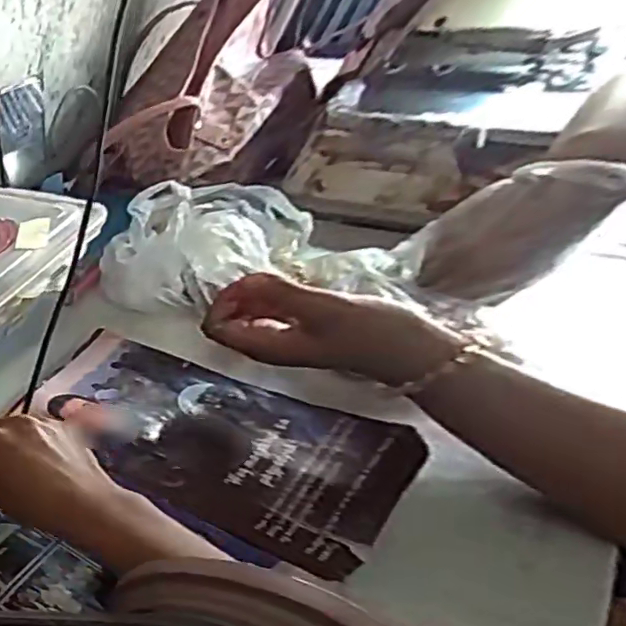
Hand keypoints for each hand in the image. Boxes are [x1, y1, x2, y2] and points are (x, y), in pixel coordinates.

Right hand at [0, 415, 225, 572]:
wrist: (85, 503)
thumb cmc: (34, 504)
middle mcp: (10, 423)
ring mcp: (37, 421)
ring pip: (10, 424)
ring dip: (4, 439)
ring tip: (12, 462)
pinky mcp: (61, 424)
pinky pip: (36, 427)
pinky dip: (29, 438)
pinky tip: (37, 458)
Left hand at [202, 273, 463, 386]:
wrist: (409, 351)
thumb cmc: (370, 331)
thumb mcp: (324, 308)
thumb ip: (283, 295)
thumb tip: (246, 281)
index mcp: (262, 346)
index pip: (215, 328)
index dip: (221, 302)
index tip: (247, 281)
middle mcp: (264, 347)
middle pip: (227, 322)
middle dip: (235, 296)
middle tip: (263, 274)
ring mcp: (281, 340)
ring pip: (248, 317)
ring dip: (253, 295)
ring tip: (277, 275)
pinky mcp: (299, 332)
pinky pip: (269, 314)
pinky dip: (271, 298)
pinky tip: (290, 282)